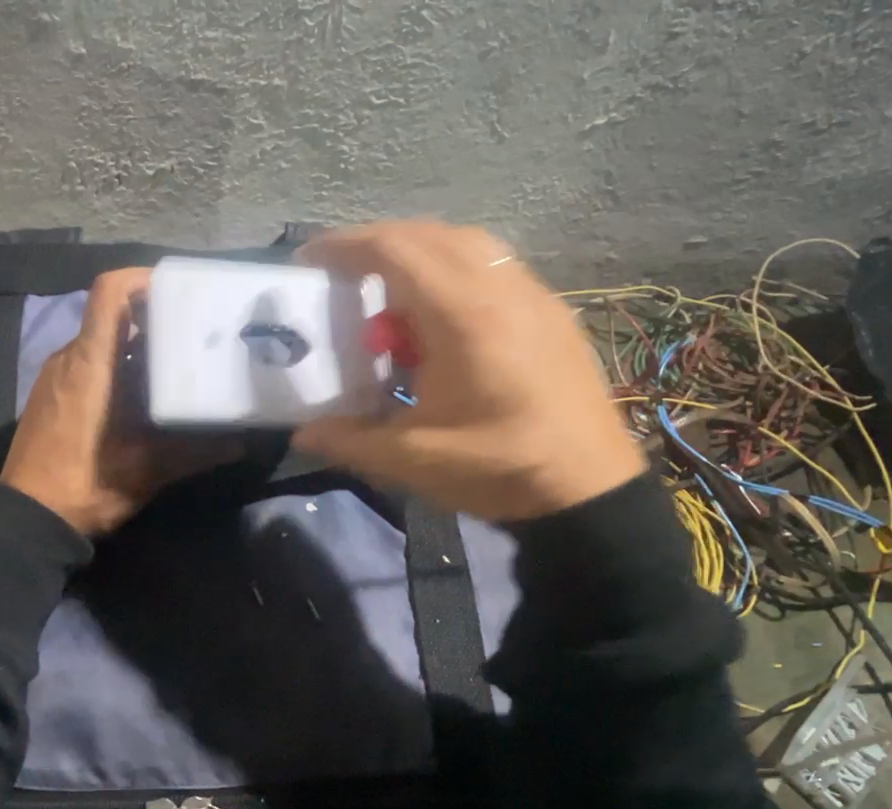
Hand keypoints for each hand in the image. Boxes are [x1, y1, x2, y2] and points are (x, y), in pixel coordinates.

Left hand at [1, 268, 238, 536]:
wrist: (26, 521)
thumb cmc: (85, 486)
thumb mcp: (145, 470)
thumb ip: (195, 453)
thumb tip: (241, 444)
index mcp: (90, 363)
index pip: (109, 291)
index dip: (142, 279)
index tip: (179, 291)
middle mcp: (68, 359)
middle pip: (113, 319)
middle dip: (155, 322)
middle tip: (197, 336)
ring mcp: (55, 379)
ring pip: (102, 346)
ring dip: (138, 352)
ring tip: (179, 369)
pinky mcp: (50, 398)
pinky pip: (88, 369)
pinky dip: (117, 372)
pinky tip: (144, 402)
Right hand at [292, 221, 644, 521]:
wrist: (588, 489)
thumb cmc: (498, 468)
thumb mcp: (413, 459)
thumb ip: (351, 439)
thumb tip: (303, 433)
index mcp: (464, 317)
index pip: (397, 250)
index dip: (346, 246)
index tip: (308, 260)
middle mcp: (501, 290)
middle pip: (431, 235)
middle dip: (378, 245)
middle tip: (341, 275)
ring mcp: (533, 297)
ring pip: (468, 246)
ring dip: (419, 256)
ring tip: (388, 298)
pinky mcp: (550, 313)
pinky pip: (493, 268)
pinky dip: (453, 274)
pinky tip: (438, 321)